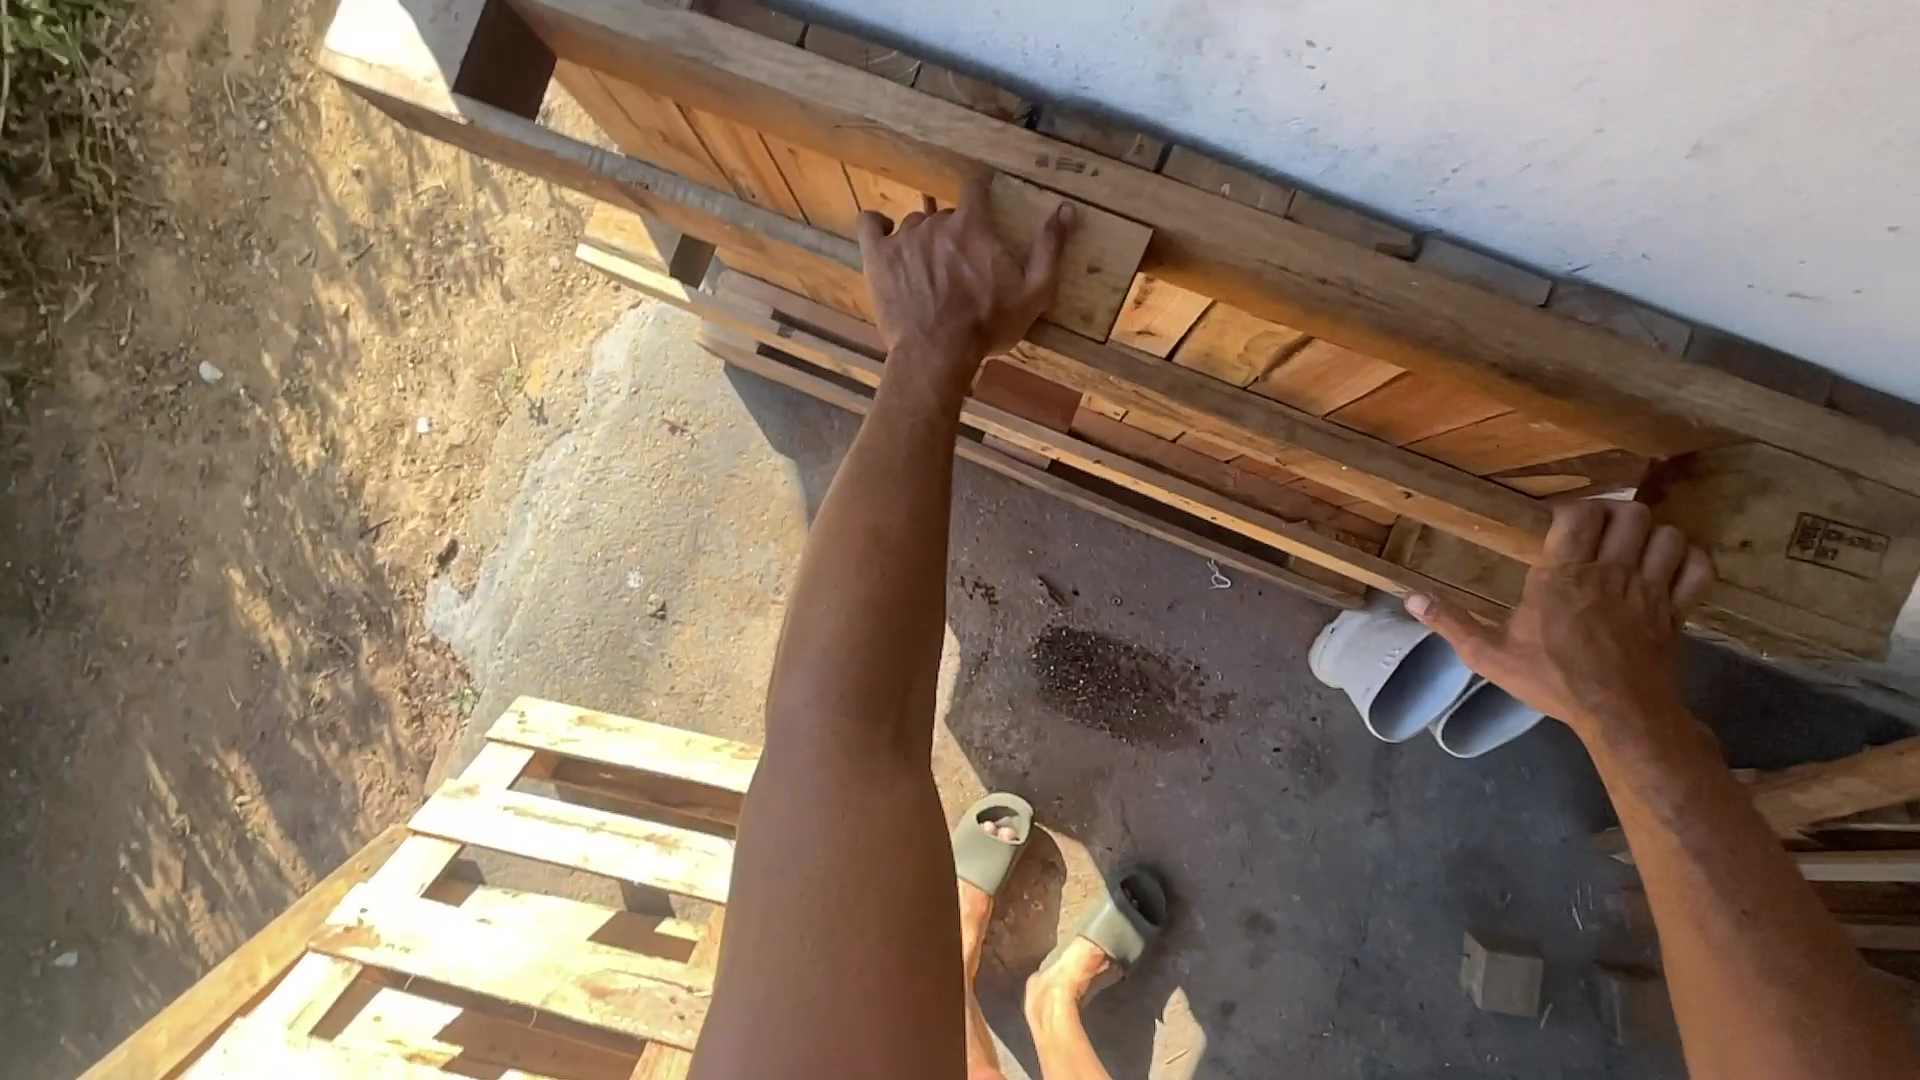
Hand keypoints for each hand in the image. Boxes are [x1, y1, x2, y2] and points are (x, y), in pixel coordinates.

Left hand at [856, 173, 1074, 384]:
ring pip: (913, 225)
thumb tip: (1066, 209)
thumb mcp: (1033, 294)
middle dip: (953, 234)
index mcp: (974, 226)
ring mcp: (903, 239)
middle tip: (958, 266)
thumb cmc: (987, 326)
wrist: (937, 354)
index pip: (976, 187)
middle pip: (945, 214)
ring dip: (921, 240)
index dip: (980, 191)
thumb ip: (1049, 249)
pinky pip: (869, 224)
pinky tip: (883, 237)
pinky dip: (876, 226)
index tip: (983, 201)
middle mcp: (937, 223)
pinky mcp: (877, 258)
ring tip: (926, 269)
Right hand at [1405, 500, 1714, 742]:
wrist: (1620, 713)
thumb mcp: (1488, 654)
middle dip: (1614, 514)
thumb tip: (1409, 599)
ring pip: (1666, 534)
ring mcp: (1650, 589)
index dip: (1574, 508)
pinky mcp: (1677, 609)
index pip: (1579, 516)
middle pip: (1630, 515)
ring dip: (1650, 533)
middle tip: (1595, 528)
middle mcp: (1609, 572)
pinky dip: (1687, 558)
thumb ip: (1450, 623)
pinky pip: (1697, 566)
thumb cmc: (1551, 680)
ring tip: (1630, 544)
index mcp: (1561, 576)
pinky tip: (1668, 564)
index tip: (1558, 520)